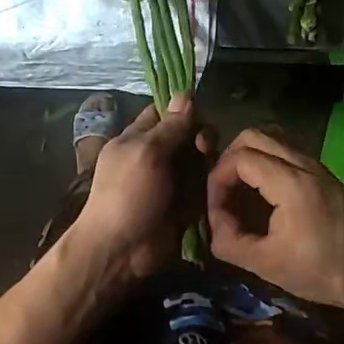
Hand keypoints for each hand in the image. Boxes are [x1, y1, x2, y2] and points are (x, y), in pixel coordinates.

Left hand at [66, 95, 210, 280]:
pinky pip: (204, 187)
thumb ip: (168, 126)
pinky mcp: (185, 204)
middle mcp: (155, 157)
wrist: (123, 250)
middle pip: (188, 135)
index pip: (164, 112)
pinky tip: (221, 184)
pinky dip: (212, 185)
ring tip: (213, 170)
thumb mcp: (145, 153)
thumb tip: (185, 94)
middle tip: (204, 147)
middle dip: (200, 137)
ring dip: (208, 162)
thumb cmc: (126, 195)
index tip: (200, 112)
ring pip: (200, 161)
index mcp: (137, 139)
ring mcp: (171, 181)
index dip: (183, 109)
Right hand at [205, 129, 343, 311]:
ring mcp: (320, 167)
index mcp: (292, 183)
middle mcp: (306, 165)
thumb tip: (214, 222)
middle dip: (230, 159)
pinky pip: (289, 153)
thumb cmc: (320, 272)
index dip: (218, 178)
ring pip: (274, 140)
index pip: (240, 158)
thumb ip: (229, 241)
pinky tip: (265, 197)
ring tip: (241, 191)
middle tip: (224, 192)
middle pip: (255, 135)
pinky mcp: (327, 176)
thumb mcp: (265, 264)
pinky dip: (268, 163)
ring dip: (250, 158)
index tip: (215, 207)